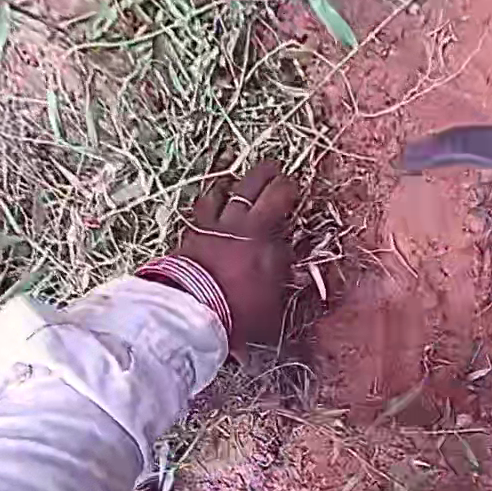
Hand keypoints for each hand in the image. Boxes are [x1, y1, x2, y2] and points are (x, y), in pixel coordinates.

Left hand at [178, 160, 297, 352]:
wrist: (191, 311)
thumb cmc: (236, 316)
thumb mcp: (271, 313)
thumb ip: (282, 290)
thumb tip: (294, 277)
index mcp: (270, 248)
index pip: (289, 230)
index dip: (296, 221)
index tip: (299, 216)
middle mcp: (248, 229)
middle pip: (268, 195)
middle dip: (279, 183)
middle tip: (284, 175)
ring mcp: (220, 225)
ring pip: (236, 190)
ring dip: (249, 179)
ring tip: (255, 174)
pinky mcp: (196, 228)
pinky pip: (208, 201)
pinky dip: (216, 194)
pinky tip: (218, 190)